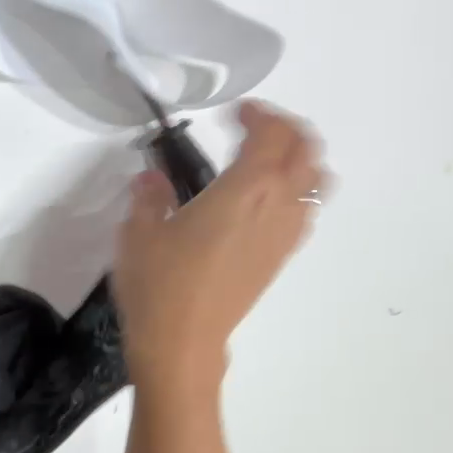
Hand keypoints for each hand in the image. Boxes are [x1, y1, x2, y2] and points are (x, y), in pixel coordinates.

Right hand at [115, 101, 326, 407]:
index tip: (237, 111)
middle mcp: (281, 200)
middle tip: (256, 129)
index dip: (257, 115)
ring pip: (315, 176)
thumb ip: (148, 200)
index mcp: (248, 186)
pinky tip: (267, 204)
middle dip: (285, 130)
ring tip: (271, 162)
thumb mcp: (137, 237)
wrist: (182, 341)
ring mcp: (287, 229)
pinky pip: (305, 207)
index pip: (269, 133)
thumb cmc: (157, 285)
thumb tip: (150, 179)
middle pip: (304, 147)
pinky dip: (295, 191)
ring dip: (299, 159)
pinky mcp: (281, 254)